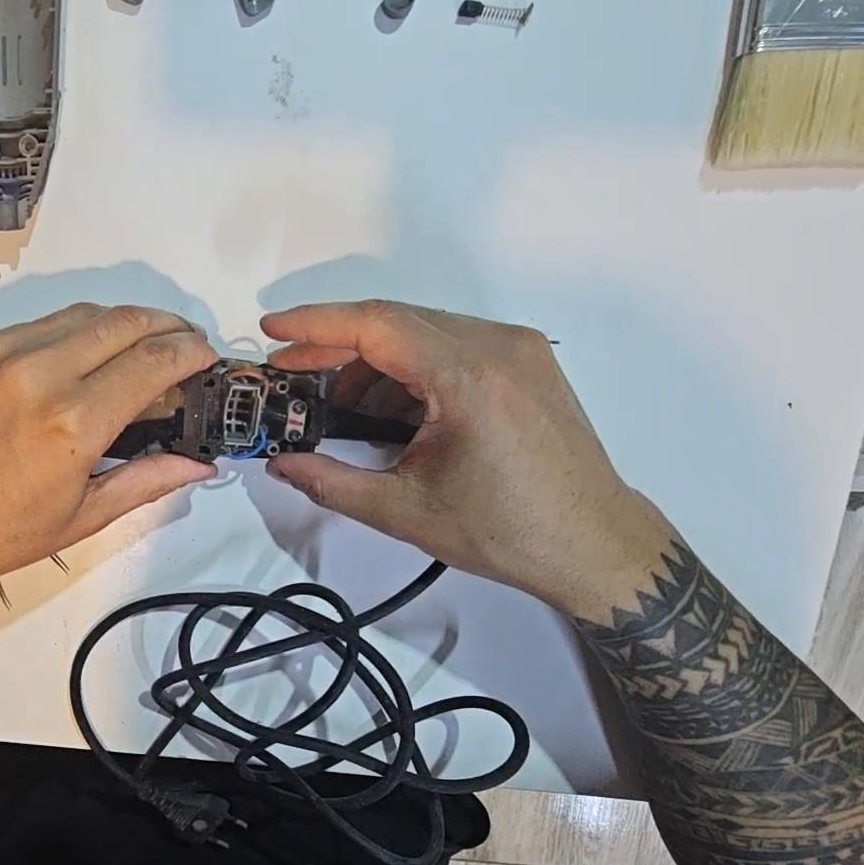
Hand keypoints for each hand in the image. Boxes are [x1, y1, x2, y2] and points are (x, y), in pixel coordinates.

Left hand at [0, 304, 219, 602]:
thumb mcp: (81, 517)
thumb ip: (147, 481)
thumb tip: (196, 466)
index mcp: (70, 424)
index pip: (152, 362)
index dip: (190, 353)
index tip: (206, 357)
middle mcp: (38, 376)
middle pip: (126, 322)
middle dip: (168, 327)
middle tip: (187, 344)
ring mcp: (3, 355)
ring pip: (87, 313)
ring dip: (126, 322)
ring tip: (146, 346)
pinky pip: (45, 323)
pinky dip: (80, 328)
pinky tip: (91, 352)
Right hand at [261, 300, 671, 615]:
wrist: (592, 544)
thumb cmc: (501, 531)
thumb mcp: (400, 510)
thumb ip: (328, 481)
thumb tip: (278, 464)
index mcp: (468, 377)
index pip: (376, 325)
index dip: (315, 323)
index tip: (271, 327)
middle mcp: (498, 346)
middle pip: (395, 320)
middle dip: (335, 344)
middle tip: (291, 372)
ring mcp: (518, 349)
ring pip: (421, 330)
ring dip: (371, 360)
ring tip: (340, 408)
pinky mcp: (526, 363)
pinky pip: (450, 345)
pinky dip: (407, 368)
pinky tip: (388, 409)